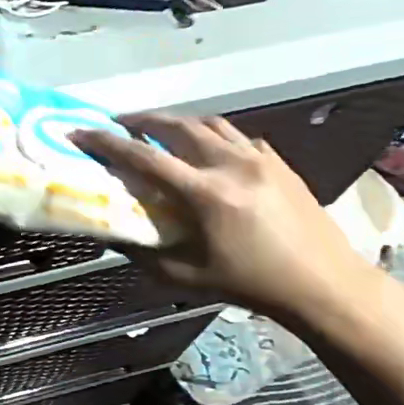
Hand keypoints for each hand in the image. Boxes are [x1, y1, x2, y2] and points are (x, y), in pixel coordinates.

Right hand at [71, 114, 380, 322]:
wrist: (321, 283)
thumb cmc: (250, 284)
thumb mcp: (186, 277)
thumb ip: (143, 253)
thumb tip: (112, 234)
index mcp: (206, 194)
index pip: (145, 157)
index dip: (108, 143)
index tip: (82, 132)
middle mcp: (231, 164)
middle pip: (176, 125)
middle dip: (141, 119)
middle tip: (118, 123)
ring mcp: (259, 157)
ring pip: (208, 123)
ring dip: (176, 122)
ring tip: (157, 130)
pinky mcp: (277, 161)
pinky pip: (236, 136)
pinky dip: (211, 136)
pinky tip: (205, 151)